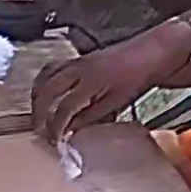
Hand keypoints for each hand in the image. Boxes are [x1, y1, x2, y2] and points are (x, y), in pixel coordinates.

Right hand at [30, 25, 186, 140]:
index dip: (56, 127)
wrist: (154, 51)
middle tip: (39, 129)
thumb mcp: (116, 102)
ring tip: (37, 113)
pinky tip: (44, 95)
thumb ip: (90, 117)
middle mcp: (79, 69)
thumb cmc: (138, 76)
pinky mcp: (76, 59)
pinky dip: (43, 84)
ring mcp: (76, 62)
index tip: (53, 140)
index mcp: (92, 80)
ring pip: (44, 78)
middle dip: (39, 113)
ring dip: (37, 97)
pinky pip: (51, 69)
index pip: (64, 108)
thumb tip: (68, 130)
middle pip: (46, 91)